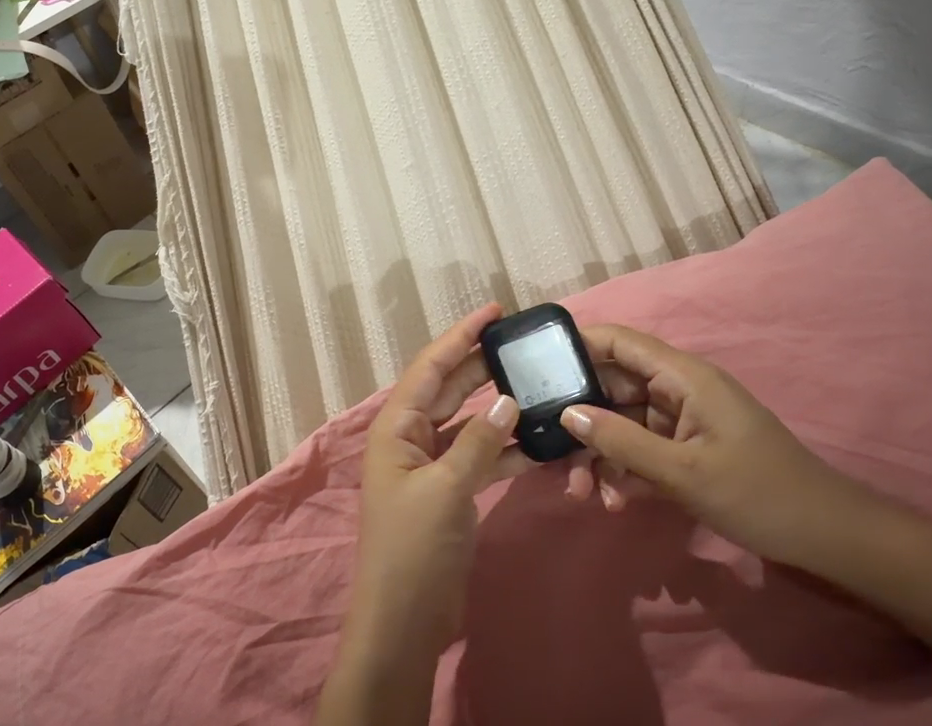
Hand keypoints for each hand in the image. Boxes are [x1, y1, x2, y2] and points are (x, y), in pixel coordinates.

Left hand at [351, 303, 533, 655]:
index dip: (460, 337)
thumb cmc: (414, 547)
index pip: (431, 368)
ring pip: (466, 422)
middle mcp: (410, 438)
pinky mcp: (448, 492)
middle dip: (480, 364)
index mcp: (396, 427)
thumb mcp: (446, 489)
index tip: (494, 312)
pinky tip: (535, 439)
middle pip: (448, 388)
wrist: (403, 618)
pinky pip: (477, 456)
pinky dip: (503, 447)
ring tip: (535, 383)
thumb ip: (478, 442)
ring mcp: (429, 466)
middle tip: (521, 343)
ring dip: (496, 406)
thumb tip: (507, 401)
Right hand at [560, 324, 889, 568]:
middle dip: (577, 416)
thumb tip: (565, 414)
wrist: (827, 537)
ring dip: (597, 453)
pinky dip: (621, 471)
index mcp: (683, 377)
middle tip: (546, 449)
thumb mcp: (684, 472)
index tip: (532, 366)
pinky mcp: (685, 449)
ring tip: (581, 492)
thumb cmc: (759, 494)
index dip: (574, 344)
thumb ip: (620, 441)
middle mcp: (677, 389)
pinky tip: (611, 501)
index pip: (617, 341)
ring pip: (620, 422)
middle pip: (611, 385)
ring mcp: (681, 421)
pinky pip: (638, 448)